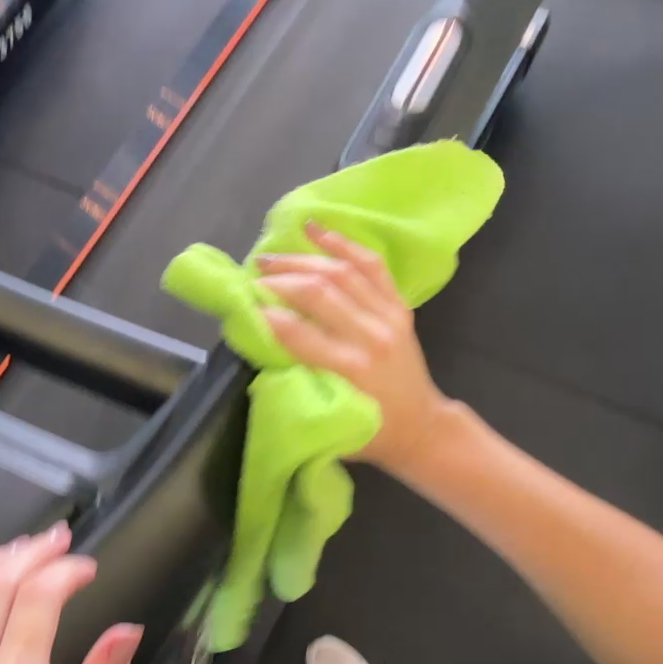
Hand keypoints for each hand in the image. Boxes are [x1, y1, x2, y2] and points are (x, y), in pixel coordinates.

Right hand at [258, 222, 449, 474]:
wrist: (420, 427)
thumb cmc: (367, 434)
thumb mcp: (326, 418)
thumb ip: (296, 383)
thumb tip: (262, 345)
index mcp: (349, 368)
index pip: (297, 331)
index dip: (265, 314)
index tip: (242, 305)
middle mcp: (370, 336)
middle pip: (318, 292)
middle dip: (279, 280)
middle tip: (251, 278)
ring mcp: (388, 317)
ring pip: (341, 272)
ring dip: (301, 260)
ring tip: (269, 256)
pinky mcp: (399, 307)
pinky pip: (371, 265)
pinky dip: (343, 244)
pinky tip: (316, 230)